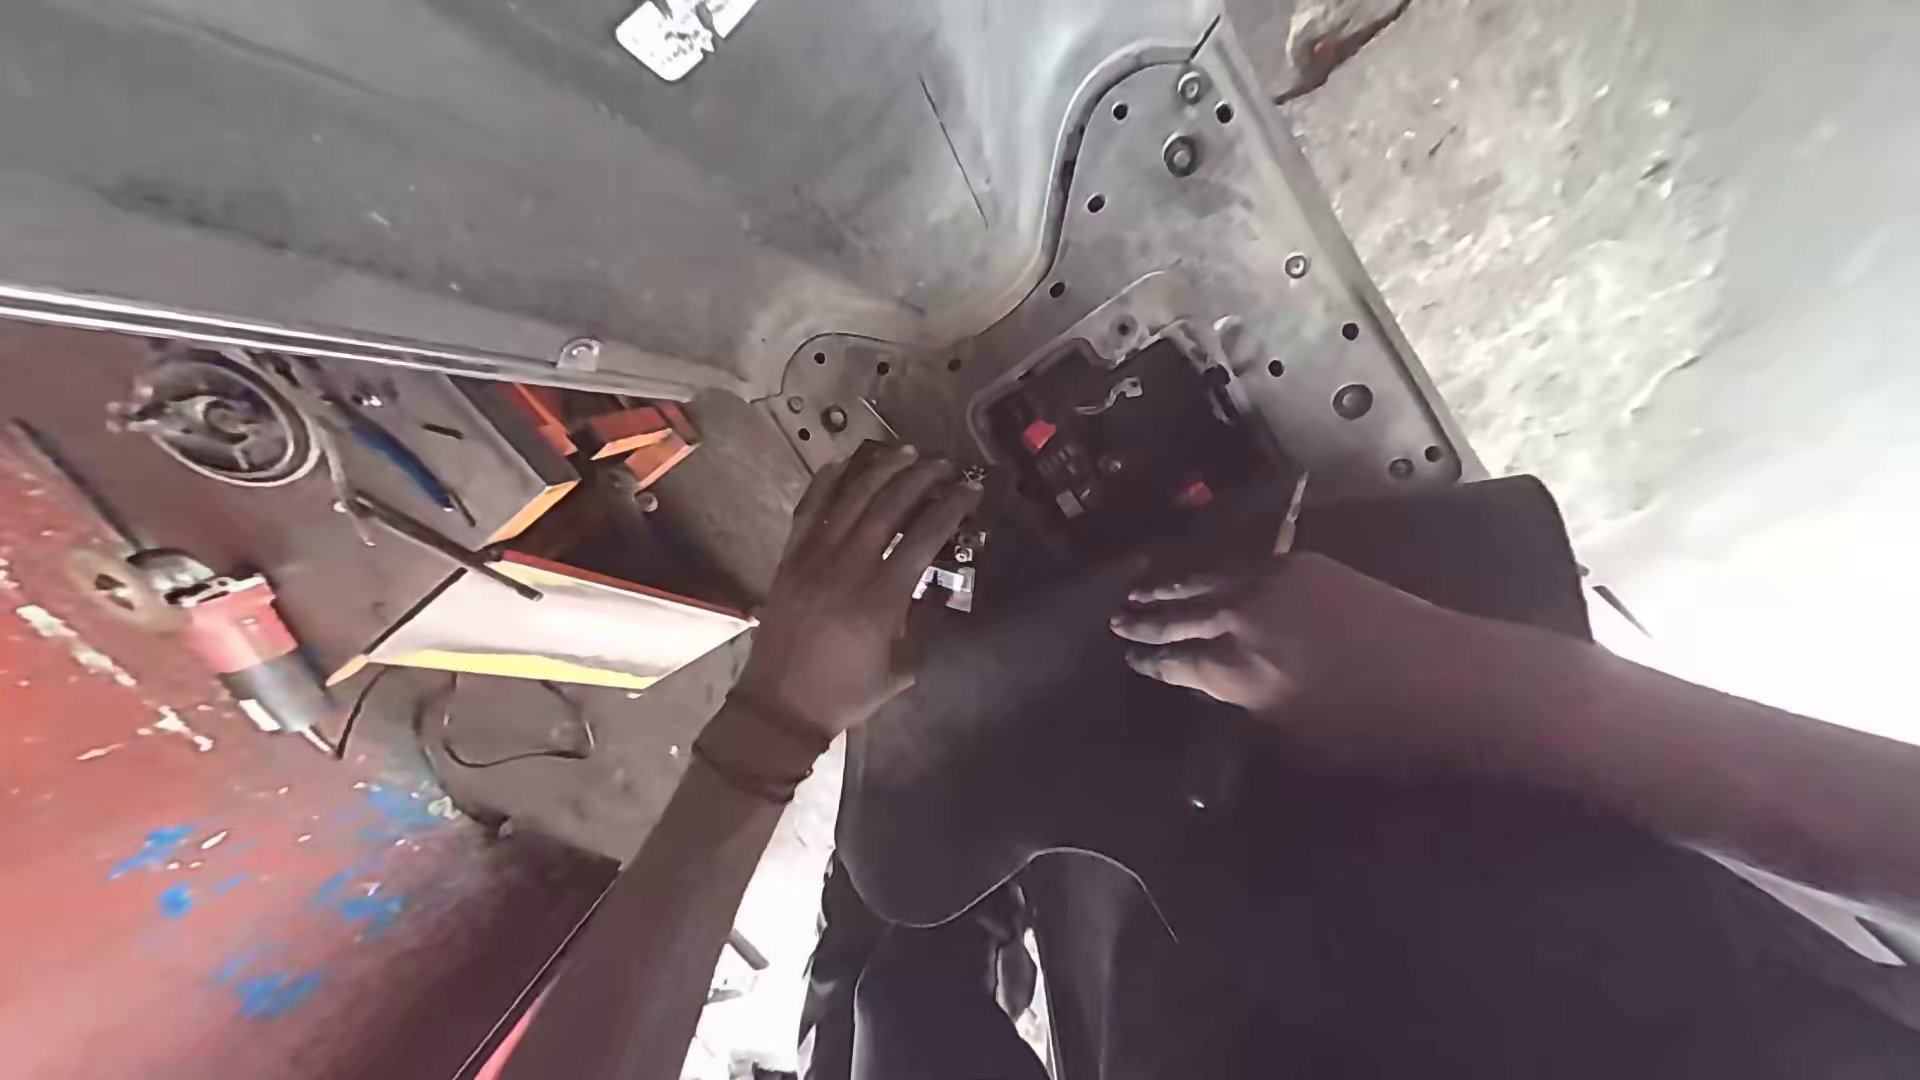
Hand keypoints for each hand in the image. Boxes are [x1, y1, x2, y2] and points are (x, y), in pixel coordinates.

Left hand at [732, 443, 982, 738]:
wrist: (781, 706)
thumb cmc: (848, 692)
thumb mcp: (903, 666)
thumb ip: (923, 620)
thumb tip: (938, 581)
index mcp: (879, 601)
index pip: (922, 539)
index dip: (951, 508)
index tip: (970, 489)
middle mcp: (846, 570)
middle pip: (888, 507)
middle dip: (921, 478)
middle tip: (943, 464)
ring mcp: (812, 560)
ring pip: (850, 500)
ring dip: (881, 469)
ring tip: (906, 451)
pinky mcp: (789, 559)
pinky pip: (808, 510)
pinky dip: (827, 482)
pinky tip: (845, 462)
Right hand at [1111, 553, 1494, 764]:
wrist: (1454, 679)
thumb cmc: (1377, 731)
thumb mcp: (1295, 735)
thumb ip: (1245, 704)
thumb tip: (1219, 684)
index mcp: (1238, 672)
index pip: (1176, 663)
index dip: (1149, 661)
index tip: (1130, 658)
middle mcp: (1242, 622)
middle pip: (1178, 619)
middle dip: (1144, 621)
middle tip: (1117, 620)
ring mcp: (1269, 585)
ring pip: (1202, 583)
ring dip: (1167, 588)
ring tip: (1139, 590)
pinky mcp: (1298, 564)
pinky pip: (1238, 565)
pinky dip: (1210, 572)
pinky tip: (1199, 574)